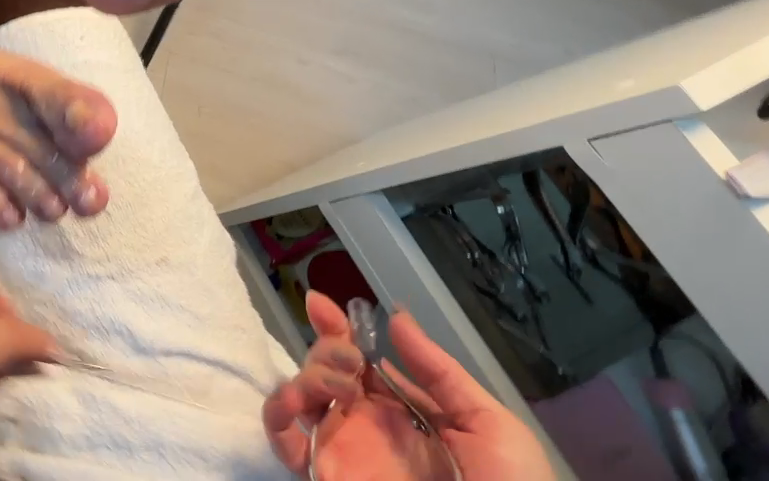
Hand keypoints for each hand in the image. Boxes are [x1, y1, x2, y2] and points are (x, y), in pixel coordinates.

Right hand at [263, 291, 554, 480]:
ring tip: (338, 385)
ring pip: (300, 396)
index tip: (321, 304)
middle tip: (348, 357)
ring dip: (306, 377)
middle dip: (327, 348)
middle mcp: (367, 425)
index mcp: (403, 412)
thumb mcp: (492, 428)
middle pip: (325, 370)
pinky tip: (294, 404)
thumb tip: (395, 316)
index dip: (337, 329)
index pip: (360, 361)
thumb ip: (440, 372)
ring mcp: (343, 450)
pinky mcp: (323, 472)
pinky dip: (277, 416)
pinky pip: (284, 441)